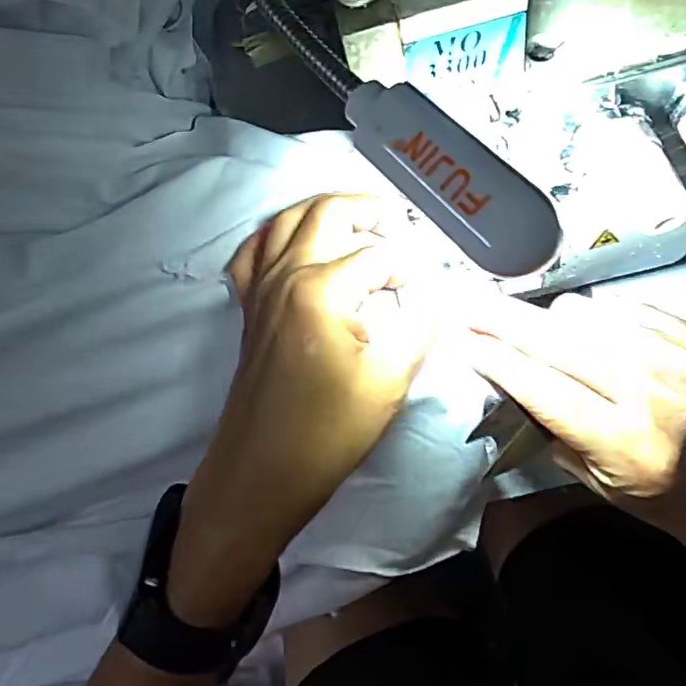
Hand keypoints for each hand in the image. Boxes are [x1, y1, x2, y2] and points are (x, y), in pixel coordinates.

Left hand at [168, 194, 434, 626]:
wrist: (259, 476)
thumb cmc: (326, 434)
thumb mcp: (388, 382)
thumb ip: (418, 326)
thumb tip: (436, 293)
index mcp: (320, 291)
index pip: (381, 256)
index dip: (415, 266)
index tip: (435, 284)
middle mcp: (285, 275)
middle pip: (327, 212)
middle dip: (369, 209)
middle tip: (400, 224)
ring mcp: (260, 287)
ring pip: (287, 219)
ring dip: (325, 210)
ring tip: (360, 223)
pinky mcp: (249, 305)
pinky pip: (253, 251)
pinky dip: (276, 236)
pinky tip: (298, 245)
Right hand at [463, 293, 685, 557]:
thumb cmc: (644, 488)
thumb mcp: (585, 475)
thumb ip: (544, 422)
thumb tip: (499, 365)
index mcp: (626, 444)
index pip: (547, 390)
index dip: (501, 361)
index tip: (465, 338)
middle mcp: (653, 395)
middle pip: (561, 341)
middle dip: (507, 320)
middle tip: (473, 304)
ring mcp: (673, 357)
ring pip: (581, 312)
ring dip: (550, 320)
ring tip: (547, 338)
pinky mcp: (685, 332)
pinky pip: (610, 303)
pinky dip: (589, 316)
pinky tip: (591, 337)